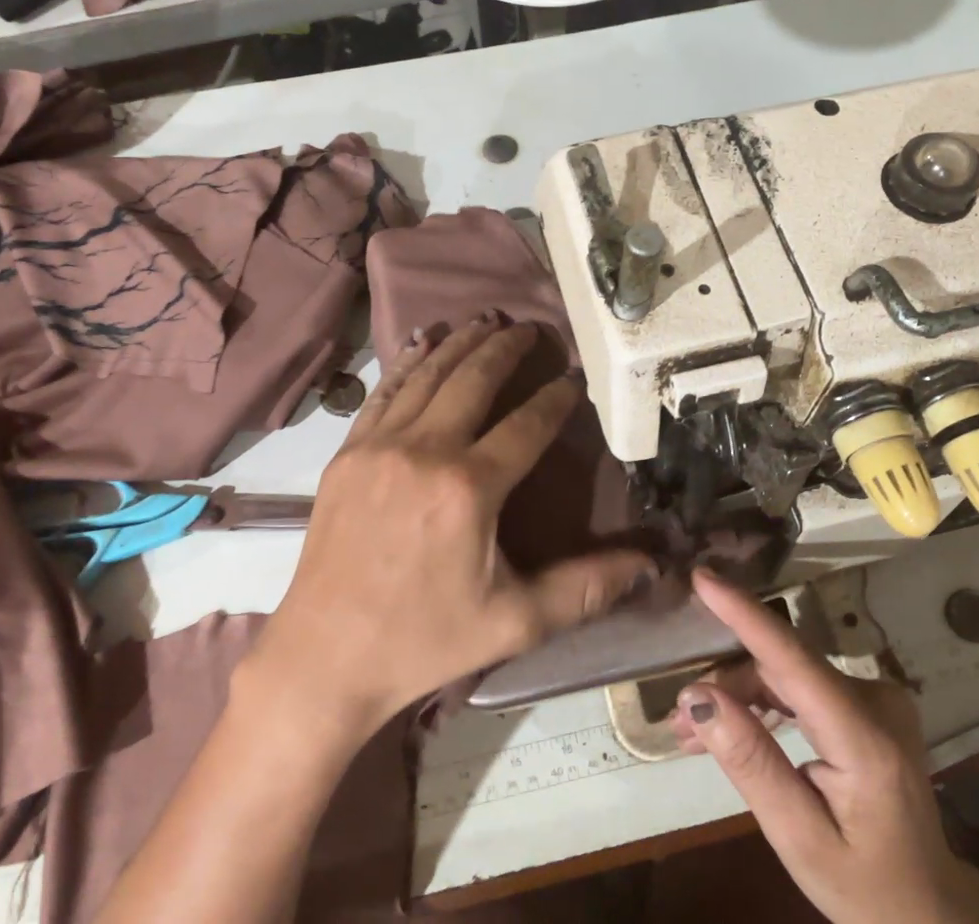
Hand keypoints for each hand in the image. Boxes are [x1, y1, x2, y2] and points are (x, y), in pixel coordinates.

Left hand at [249, 315, 653, 737]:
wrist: (327, 657)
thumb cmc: (426, 642)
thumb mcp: (516, 621)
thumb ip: (587, 587)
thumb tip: (651, 564)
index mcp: (468, 488)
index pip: (526, 424)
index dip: (555, 397)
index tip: (574, 377)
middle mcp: (422, 451)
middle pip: (472, 380)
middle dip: (506, 349)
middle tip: (531, 328)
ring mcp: (376, 448)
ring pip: (425, 377)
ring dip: (459, 345)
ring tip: (485, 321)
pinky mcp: (345, 456)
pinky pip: (382, 393)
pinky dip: (406, 364)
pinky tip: (421, 345)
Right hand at [671, 570, 978, 923]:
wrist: (929, 905)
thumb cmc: (864, 882)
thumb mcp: (798, 836)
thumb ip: (751, 762)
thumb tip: (697, 696)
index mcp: (865, 738)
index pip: (794, 660)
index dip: (746, 614)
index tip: (703, 577)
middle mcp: (877, 701)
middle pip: (782, 668)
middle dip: (724, 684)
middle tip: (678, 724)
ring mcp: (877, 698)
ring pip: (787, 674)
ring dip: (739, 695)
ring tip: (693, 733)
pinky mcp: (869, 704)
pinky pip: (803, 687)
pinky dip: (763, 702)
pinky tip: (732, 727)